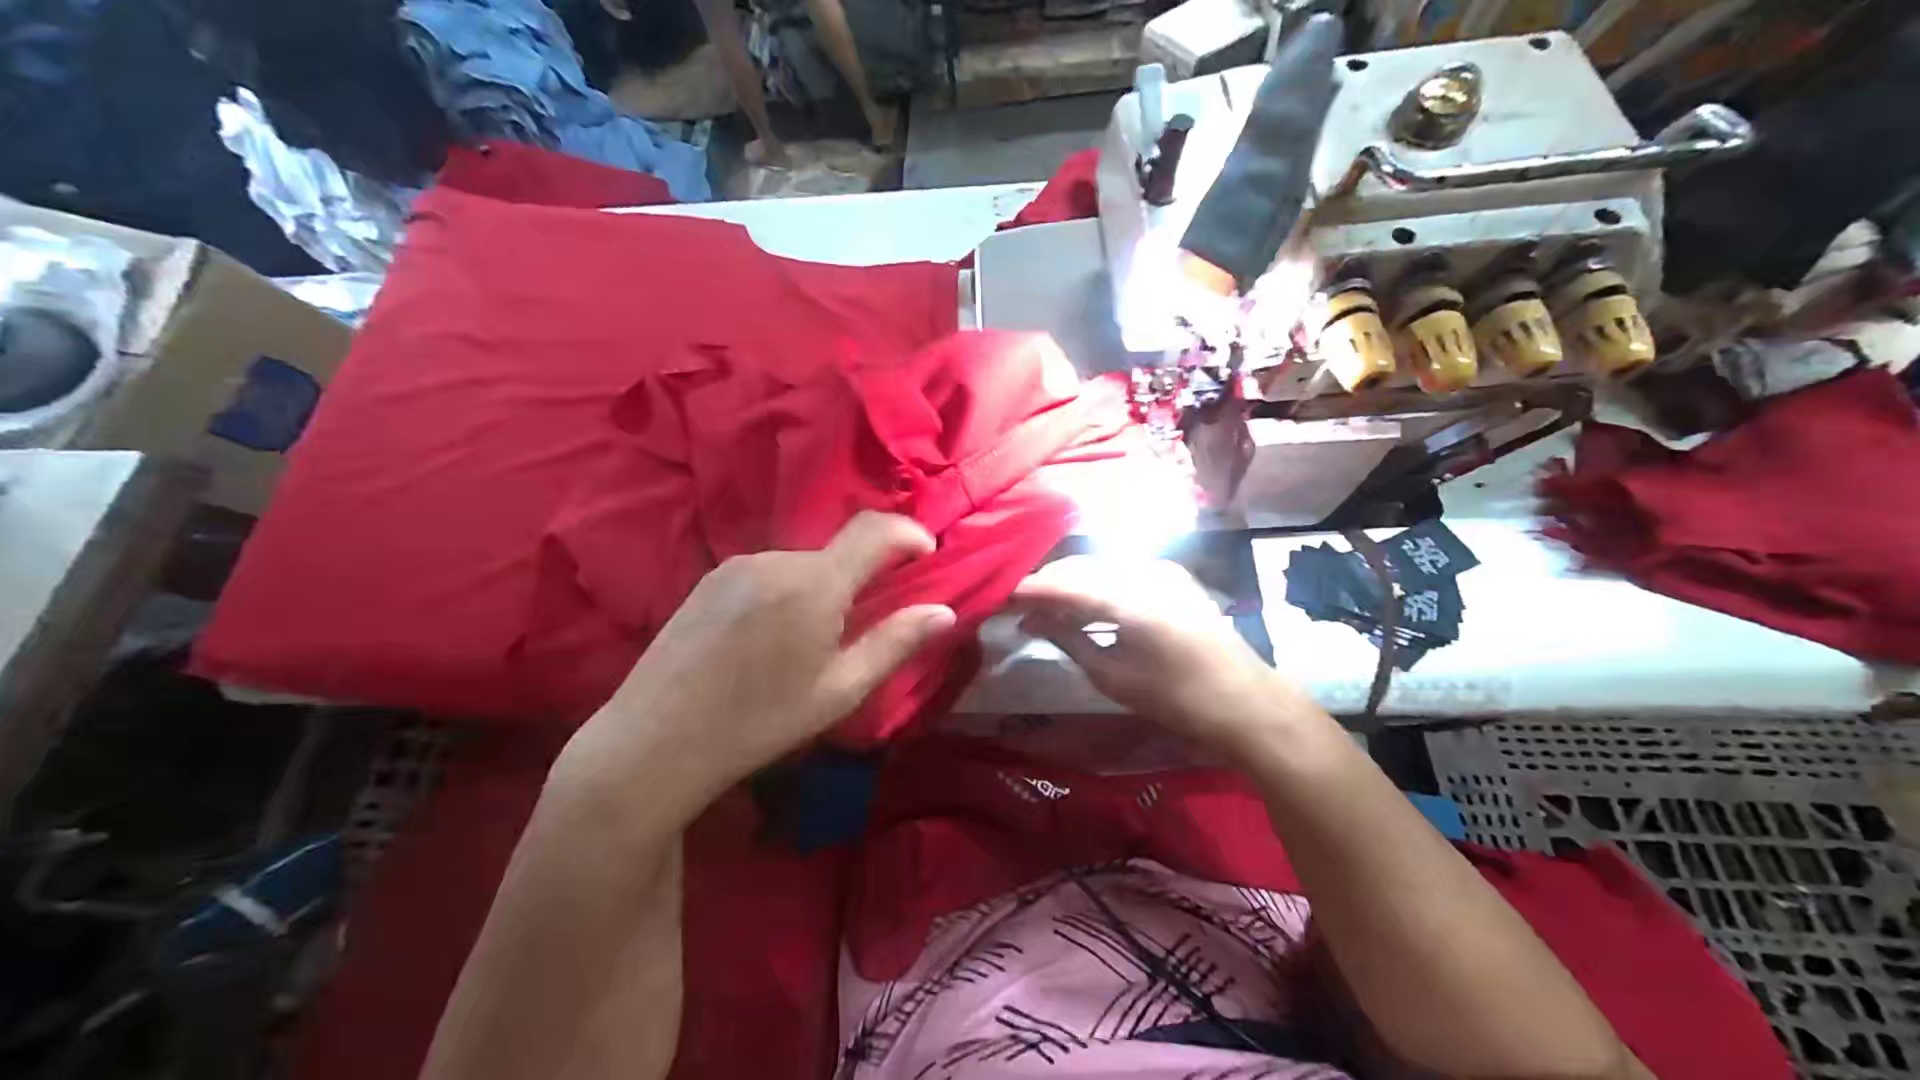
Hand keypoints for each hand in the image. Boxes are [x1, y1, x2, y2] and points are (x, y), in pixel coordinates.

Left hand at [555, 513, 953, 819]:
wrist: (654, 741)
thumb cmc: (758, 723)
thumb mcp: (839, 691)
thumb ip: (895, 642)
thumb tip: (944, 611)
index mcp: (813, 583)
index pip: (874, 530)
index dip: (909, 533)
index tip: (927, 553)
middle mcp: (774, 558)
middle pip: (837, 550)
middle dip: (864, 574)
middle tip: (867, 622)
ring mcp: (735, 566)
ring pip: (801, 564)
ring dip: (822, 586)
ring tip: (810, 642)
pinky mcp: (708, 580)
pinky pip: (767, 573)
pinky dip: (788, 592)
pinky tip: (768, 640)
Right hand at [1012, 555, 1319, 755]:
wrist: (1248, 704)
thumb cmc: (1179, 700)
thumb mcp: (1114, 677)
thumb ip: (1069, 640)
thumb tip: (1031, 620)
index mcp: (1131, 597)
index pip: (1065, 584)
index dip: (1029, 589)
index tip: (999, 598)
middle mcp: (1146, 571)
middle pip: (1081, 568)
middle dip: (1047, 585)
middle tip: (1018, 607)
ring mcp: (1163, 571)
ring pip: (1100, 568)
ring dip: (1070, 585)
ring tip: (1045, 610)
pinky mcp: (1172, 578)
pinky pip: (1121, 573)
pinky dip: (1096, 587)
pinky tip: (1082, 608)